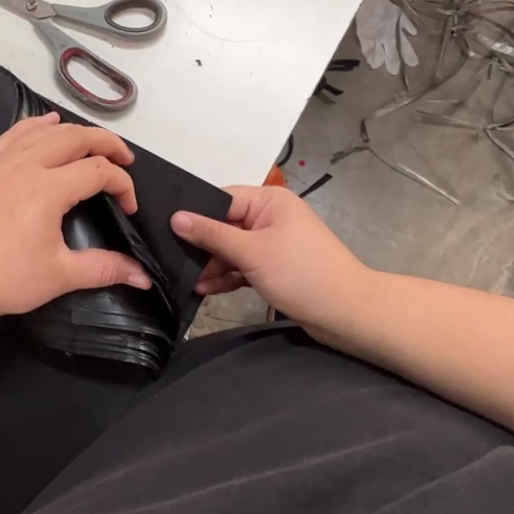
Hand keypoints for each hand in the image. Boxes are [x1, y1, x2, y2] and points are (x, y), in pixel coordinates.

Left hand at [0, 113, 151, 329]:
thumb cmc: (4, 280)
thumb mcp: (60, 276)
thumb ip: (105, 268)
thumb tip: (143, 277)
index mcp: (47, 189)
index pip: (98, 171)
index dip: (122, 184)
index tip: (129, 207)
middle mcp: (24, 166)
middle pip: (75, 138)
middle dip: (106, 144)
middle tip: (124, 159)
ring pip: (43, 132)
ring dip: (73, 132)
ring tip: (92, 143)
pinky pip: (12, 135)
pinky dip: (35, 126)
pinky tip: (46, 126)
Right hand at [172, 186, 377, 329]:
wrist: (347, 314)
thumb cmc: (301, 273)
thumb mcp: (251, 252)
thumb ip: (212, 234)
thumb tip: (175, 217)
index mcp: (269, 201)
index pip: (222, 199)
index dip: (195, 213)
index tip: (165, 227)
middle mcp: (270, 217)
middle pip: (224, 224)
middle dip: (202, 244)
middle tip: (171, 257)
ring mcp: (273, 243)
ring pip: (231, 248)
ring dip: (212, 264)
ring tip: (187, 280)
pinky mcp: (274, 268)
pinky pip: (242, 265)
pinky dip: (226, 275)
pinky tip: (205, 289)